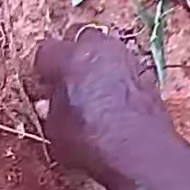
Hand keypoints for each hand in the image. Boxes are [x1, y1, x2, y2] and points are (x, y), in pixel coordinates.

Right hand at [30, 27, 189, 189]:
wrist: (138, 152)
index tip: (42, 88)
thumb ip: (51, 108)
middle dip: (72, 56)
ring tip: (91, 93)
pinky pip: (125, 68)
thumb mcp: (55, 130)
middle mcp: (99, 49)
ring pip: (106, 50)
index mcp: (70, 58)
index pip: (46, 52)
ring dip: (97, 65)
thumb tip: (50, 103)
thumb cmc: (89, 141)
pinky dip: (117, 79)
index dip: (42, 71)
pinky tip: (112, 103)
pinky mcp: (147, 73)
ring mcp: (127, 58)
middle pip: (80, 38)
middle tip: (67, 83)